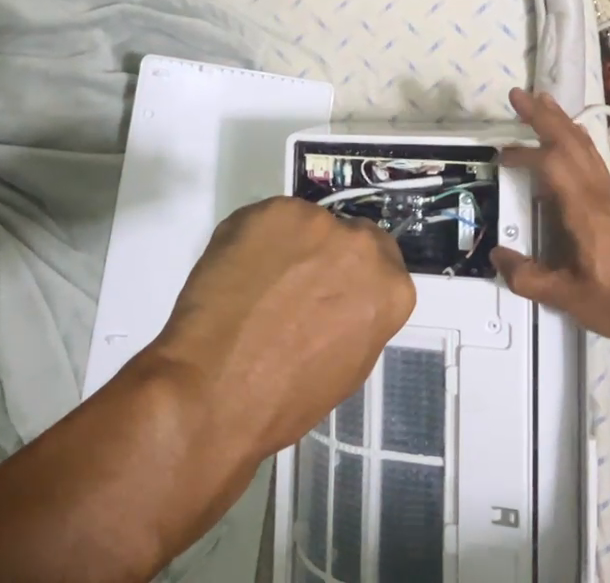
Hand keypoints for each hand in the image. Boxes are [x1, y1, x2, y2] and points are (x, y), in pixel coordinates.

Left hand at [148, 197, 415, 457]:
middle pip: (346, 235)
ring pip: (303, 226)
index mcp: (391, 287)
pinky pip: (264, 222)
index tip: (330, 287)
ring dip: (287, 247)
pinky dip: (252, 242)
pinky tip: (236, 276)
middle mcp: (360, 245)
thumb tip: (338, 300)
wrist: (218, 390)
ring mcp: (314, 222)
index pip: (381, 260)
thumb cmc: (287, 397)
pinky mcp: (269, 212)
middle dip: (324, 255)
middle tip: (294, 286)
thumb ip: (358, 316)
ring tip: (257, 286)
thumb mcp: (350, 365)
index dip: (351, 274)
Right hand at [491, 88, 609, 350]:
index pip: (553, 164)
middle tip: (519, 95)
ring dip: (563, 123)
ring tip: (543, 103)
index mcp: (585, 211)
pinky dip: (576, 142)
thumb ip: (526, 277)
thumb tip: (497, 256)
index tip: (502, 155)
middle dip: (545, 116)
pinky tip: (569, 144)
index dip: (526, 153)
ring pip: (587, 148)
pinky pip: (594, 162)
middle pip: (572, 143)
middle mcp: (601, 196)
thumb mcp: (565, 296)